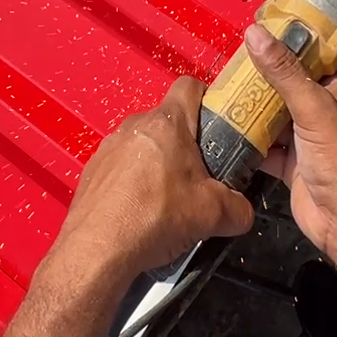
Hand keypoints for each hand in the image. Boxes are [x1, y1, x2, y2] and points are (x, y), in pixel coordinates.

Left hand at [48, 77, 254, 280]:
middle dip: (185, 144)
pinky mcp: (94, 169)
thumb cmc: (151, 218)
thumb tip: (241, 212)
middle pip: (168, 121)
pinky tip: (140, 211)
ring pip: (144, 143)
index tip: (216, 121)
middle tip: (198, 176)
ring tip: (167, 200)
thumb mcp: (212, 215)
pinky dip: (133, 182)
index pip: (190, 86)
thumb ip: (237, 208)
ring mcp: (111, 146)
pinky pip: (121, 165)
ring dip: (158, 164)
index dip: (207, 98)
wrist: (98, 249)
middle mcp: (136, 125)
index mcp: (167, 123)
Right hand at [244, 25, 336, 257]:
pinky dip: (248, 144)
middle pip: (285, 88)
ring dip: (251, 112)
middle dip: (259, 81)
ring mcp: (306, 141)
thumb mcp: (312, 107)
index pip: (308, 59)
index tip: (255, 37)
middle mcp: (322, 114)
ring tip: (223, 96)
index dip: (284, 47)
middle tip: (229, 69)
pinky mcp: (292, 166)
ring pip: (273, 118)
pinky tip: (229, 135)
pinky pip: (265, 149)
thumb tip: (258, 36)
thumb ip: (283, 72)